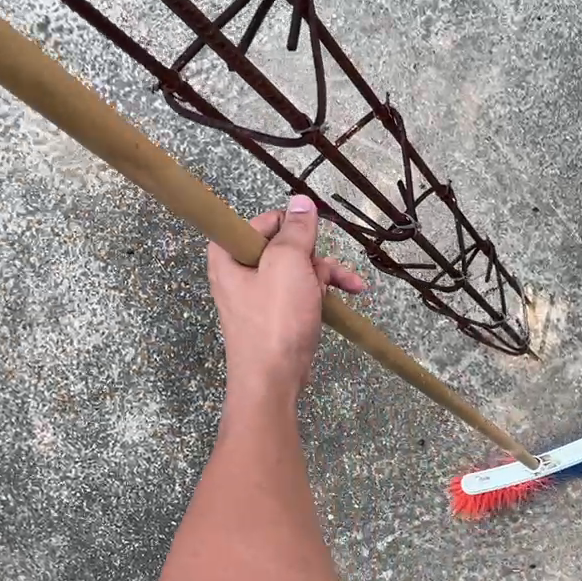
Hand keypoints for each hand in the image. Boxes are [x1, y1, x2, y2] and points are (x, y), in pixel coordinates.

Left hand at [207, 194, 366, 403]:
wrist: (273, 379)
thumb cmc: (275, 321)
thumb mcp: (288, 265)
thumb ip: (296, 231)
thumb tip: (302, 201)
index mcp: (229, 253)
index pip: (264, 221)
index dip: (293, 226)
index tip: (317, 239)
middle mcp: (239, 271)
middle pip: (285, 247)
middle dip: (316, 257)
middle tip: (333, 271)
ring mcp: (258, 296)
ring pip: (298, 271)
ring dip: (326, 277)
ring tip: (352, 288)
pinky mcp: (276, 316)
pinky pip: (300, 294)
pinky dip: (321, 294)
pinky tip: (344, 300)